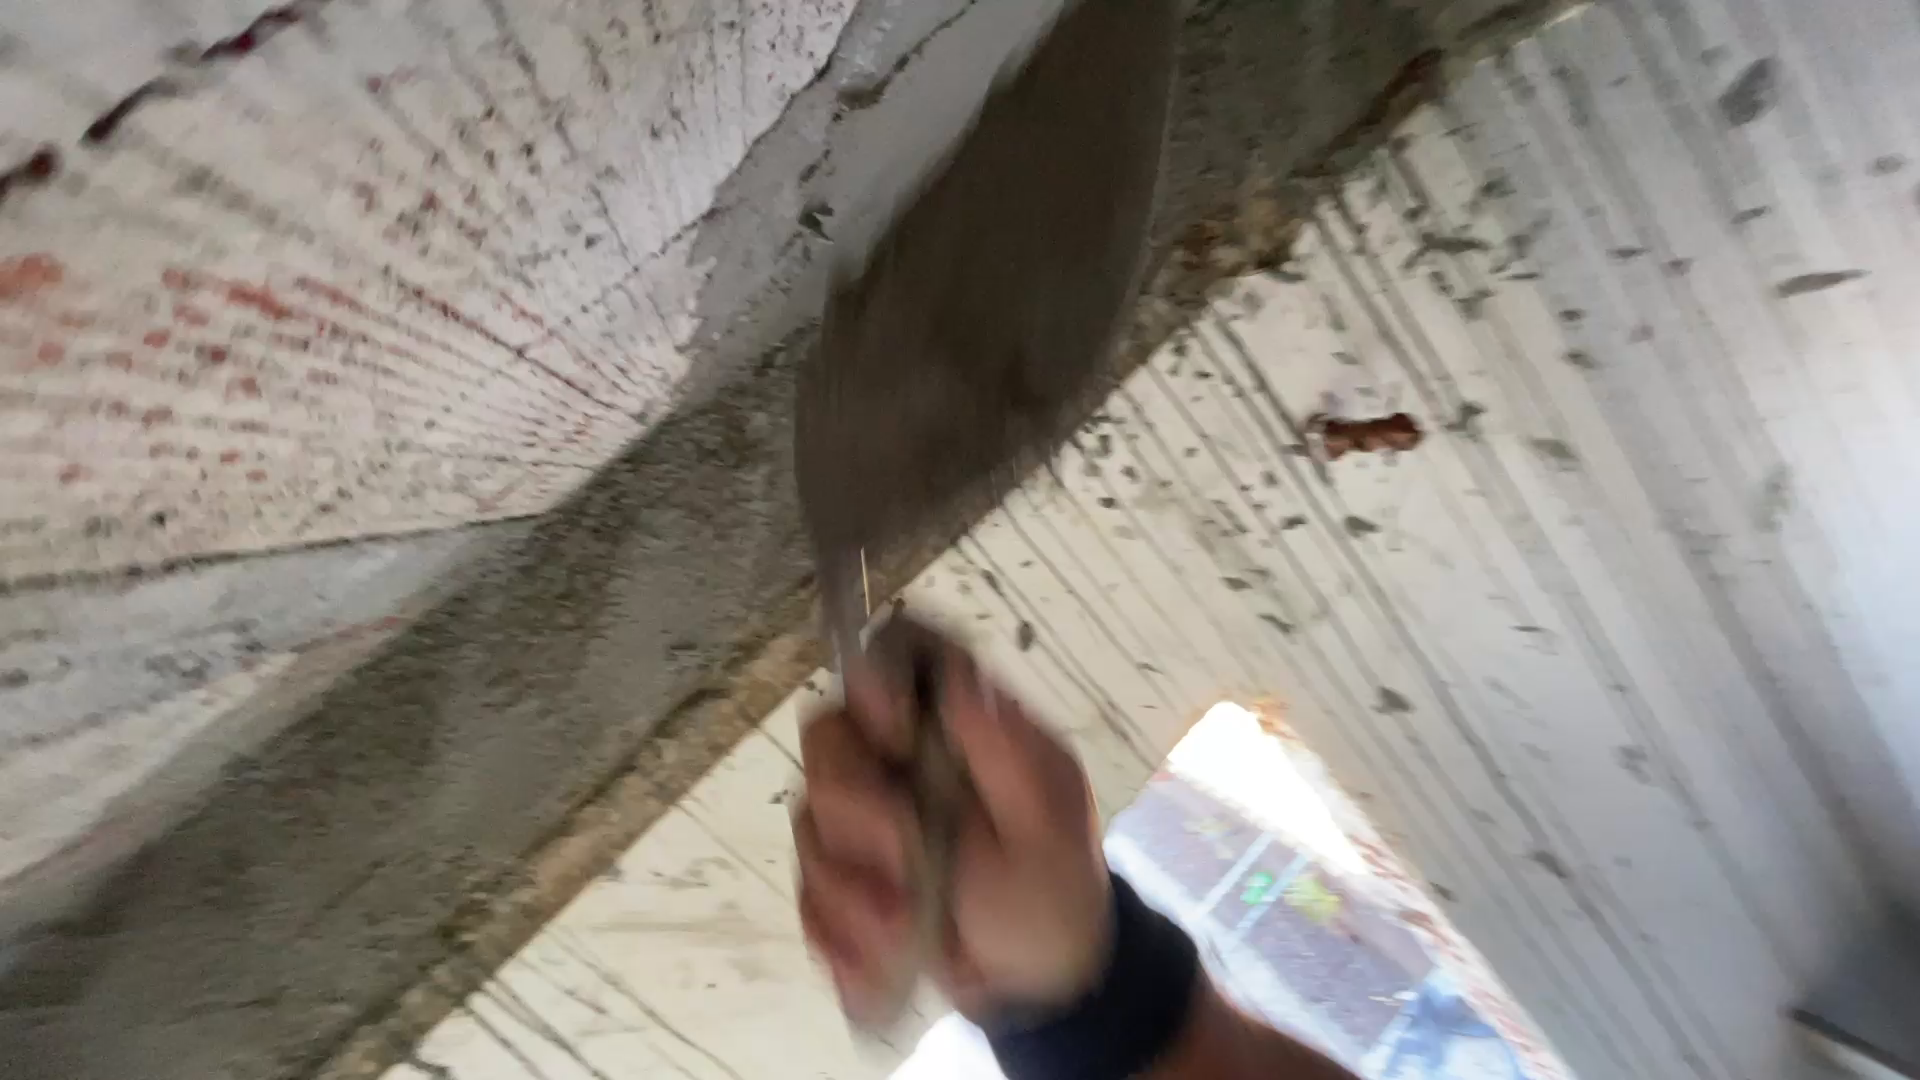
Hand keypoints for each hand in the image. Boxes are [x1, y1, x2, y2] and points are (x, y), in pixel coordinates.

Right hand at [793, 618, 1111, 1023]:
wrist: (1034, 977)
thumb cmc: (1054, 888)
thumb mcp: (1047, 824)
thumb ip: (1005, 753)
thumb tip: (963, 676)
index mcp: (957, 722)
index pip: (898, 655)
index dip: (877, 678)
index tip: (892, 736)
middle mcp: (902, 753)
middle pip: (829, 733)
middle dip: (855, 809)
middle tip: (906, 858)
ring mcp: (866, 811)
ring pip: (810, 816)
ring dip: (851, 886)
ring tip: (906, 928)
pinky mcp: (846, 868)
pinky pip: (809, 886)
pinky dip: (840, 929)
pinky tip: (885, 957)